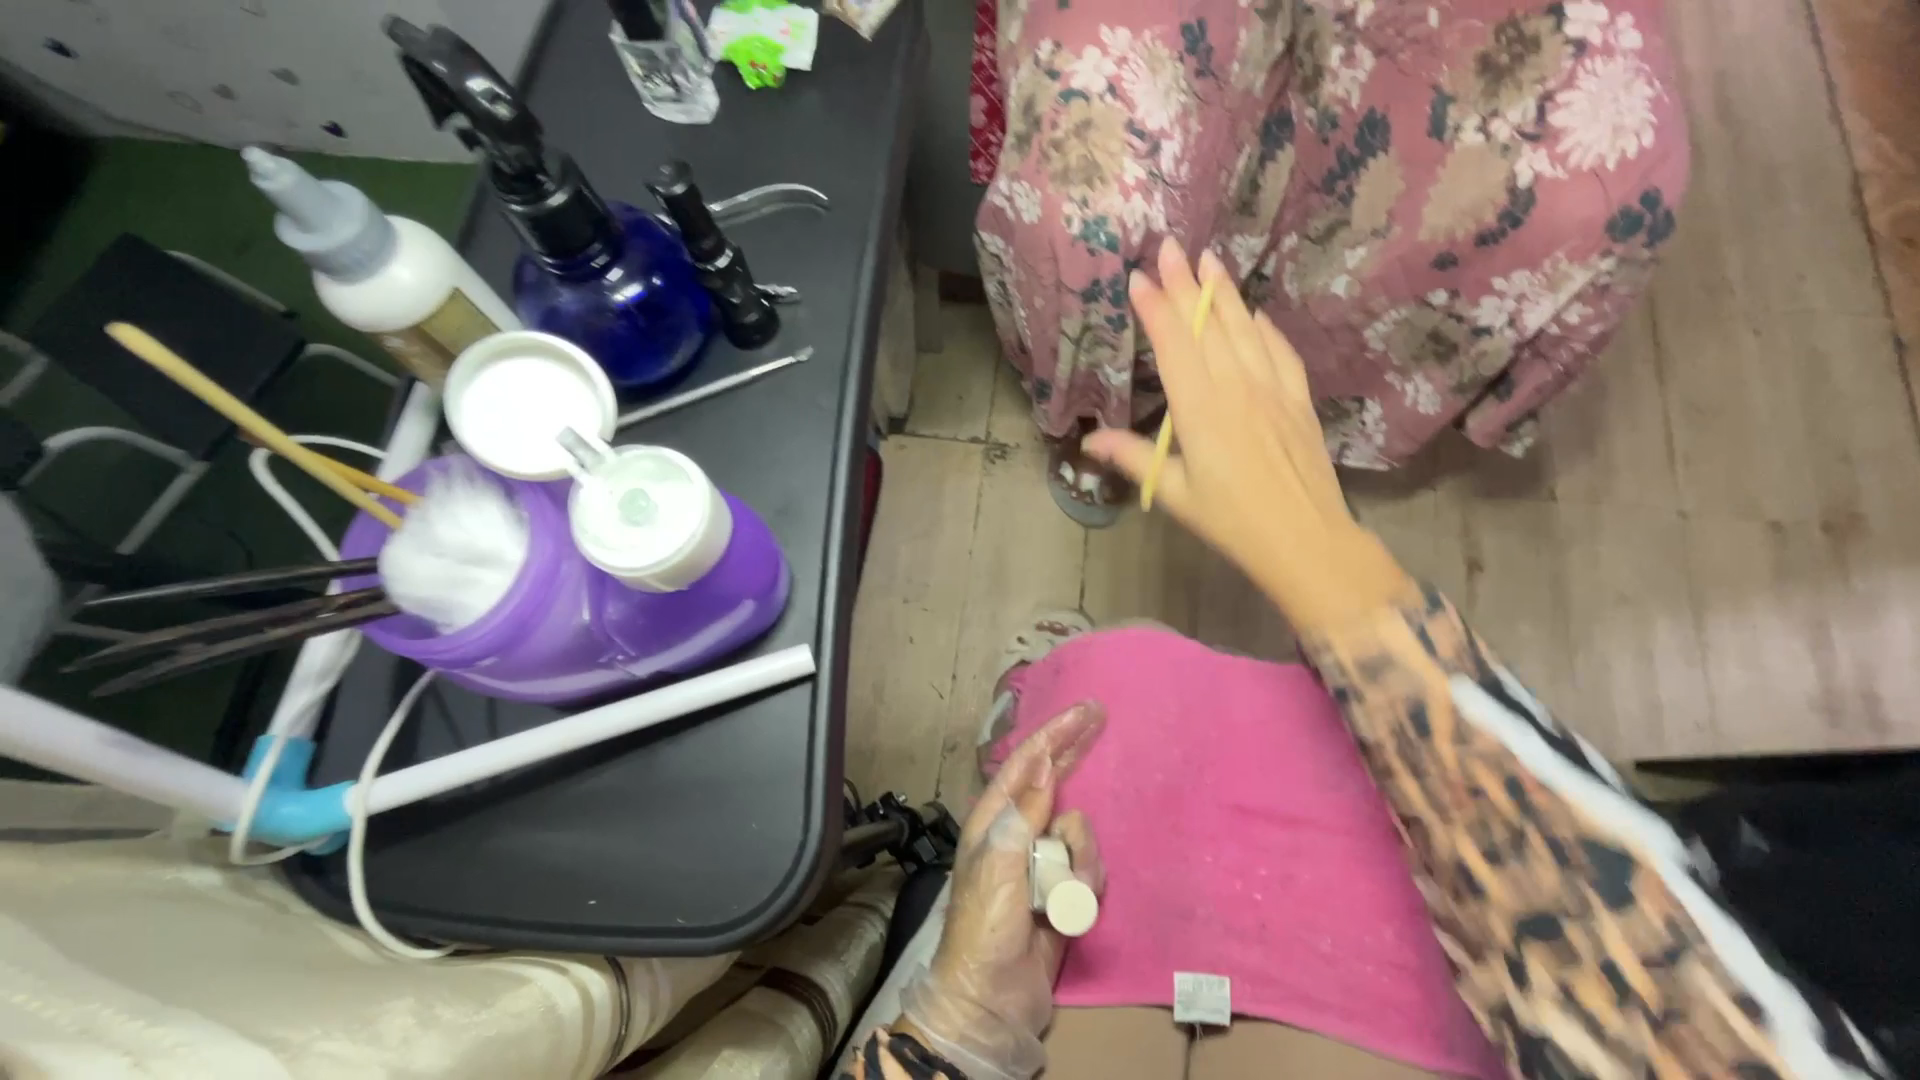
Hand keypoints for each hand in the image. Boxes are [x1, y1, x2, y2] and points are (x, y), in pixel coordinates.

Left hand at [897, 703, 1105, 1079]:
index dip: (1055, 733)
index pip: (1027, 764)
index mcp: (993, 820)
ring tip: (1062, 894)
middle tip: (1100, 716)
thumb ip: (1023, 814)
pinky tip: (1069, 911)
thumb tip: (1043, 766)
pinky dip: (1085, 886)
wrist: (992, 999)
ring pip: (1080, 832)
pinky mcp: (1062, 890)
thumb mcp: (998, 867)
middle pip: (1053, 780)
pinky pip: (1088, 868)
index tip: (1085, 710)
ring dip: (1079, 860)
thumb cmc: (985, 929)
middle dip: (1074, 752)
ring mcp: (1042, 861)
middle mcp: (1018, 831)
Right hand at [1083, 239, 1409, 633]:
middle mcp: (1237, 387)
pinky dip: (1265, 328)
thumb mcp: (1176, 492)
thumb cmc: (1231, 520)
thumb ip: (1134, 458)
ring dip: (1225, 293)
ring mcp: (1273, 389)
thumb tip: (1088, 440)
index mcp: (1200, 408)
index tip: (1138, 278)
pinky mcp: (1298, 400)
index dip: (1155, 309)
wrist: (1305, 538)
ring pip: (1245, 329)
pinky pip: (1280, 351)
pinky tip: (1256, 313)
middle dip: (1186, 284)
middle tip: (1170, 246)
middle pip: (1208, 325)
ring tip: (1209, 260)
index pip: (1173, 345)